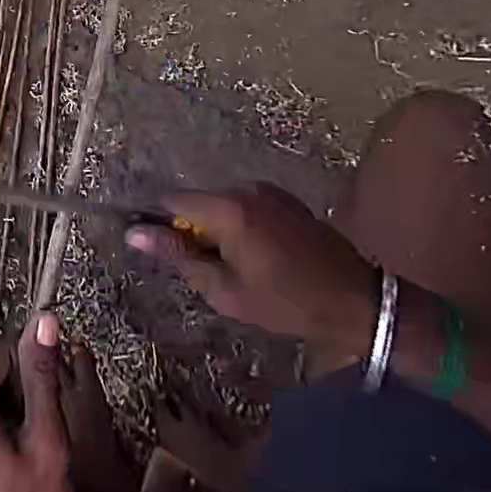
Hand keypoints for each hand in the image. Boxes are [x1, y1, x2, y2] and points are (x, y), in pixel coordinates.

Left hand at [0, 313, 72, 491]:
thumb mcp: (45, 439)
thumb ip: (43, 376)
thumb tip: (45, 323)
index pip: (5, 349)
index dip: (33, 369)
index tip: (51, 393)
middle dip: (27, 392)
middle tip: (41, 431)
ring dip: (21, 411)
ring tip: (31, 449)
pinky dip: (12, 426)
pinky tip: (21, 457)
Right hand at [127, 183, 376, 351]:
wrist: (356, 301)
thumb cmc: (286, 303)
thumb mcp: (226, 291)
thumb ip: (179, 257)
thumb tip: (134, 234)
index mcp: (227, 209)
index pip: (171, 201)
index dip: (158, 222)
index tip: (156, 247)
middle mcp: (243, 188)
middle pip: (196, 201)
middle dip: (190, 229)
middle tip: (204, 267)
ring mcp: (266, 190)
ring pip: (220, 203)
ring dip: (215, 227)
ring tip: (234, 264)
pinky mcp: (283, 197)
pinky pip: (244, 204)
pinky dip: (239, 223)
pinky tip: (257, 253)